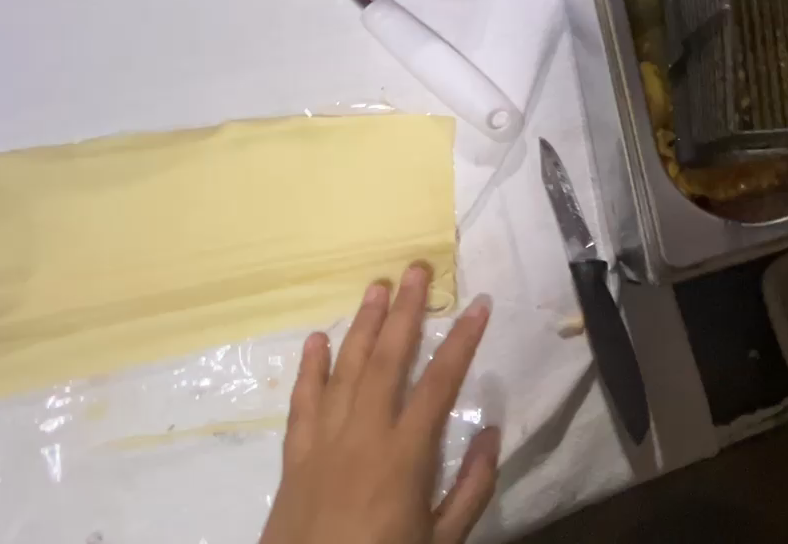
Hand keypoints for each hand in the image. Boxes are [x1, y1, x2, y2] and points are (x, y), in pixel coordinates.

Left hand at [260, 264, 498, 543]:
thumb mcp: (444, 542)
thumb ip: (473, 487)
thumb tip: (493, 432)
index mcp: (405, 456)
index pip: (441, 381)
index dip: (464, 339)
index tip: (480, 302)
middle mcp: (363, 438)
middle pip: (387, 360)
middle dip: (404, 311)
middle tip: (416, 270)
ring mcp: (323, 446)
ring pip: (344, 372)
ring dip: (361, 326)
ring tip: (375, 287)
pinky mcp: (293, 461)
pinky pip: (302, 405)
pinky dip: (309, 370)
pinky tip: (316, 340)